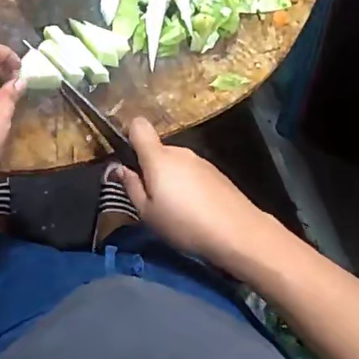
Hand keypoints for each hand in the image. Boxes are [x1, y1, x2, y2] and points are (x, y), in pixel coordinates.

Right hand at [112, 117, 274, 267]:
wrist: (239, 233)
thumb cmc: (184, 223)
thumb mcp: (147, 213)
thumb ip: (130, 186)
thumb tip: (119, 168)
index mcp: (157, 157)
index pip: (138, 126)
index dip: (130, 135)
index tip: (128, 159)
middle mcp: (179, 152)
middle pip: (157, 151)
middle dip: (151, 169)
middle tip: (152, 199)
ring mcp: (200, 161)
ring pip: (175, 163)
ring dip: (171, 179)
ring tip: (176, 209)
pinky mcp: (217, 173)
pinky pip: (192, 172)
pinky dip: (189, 185)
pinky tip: (196, 209)